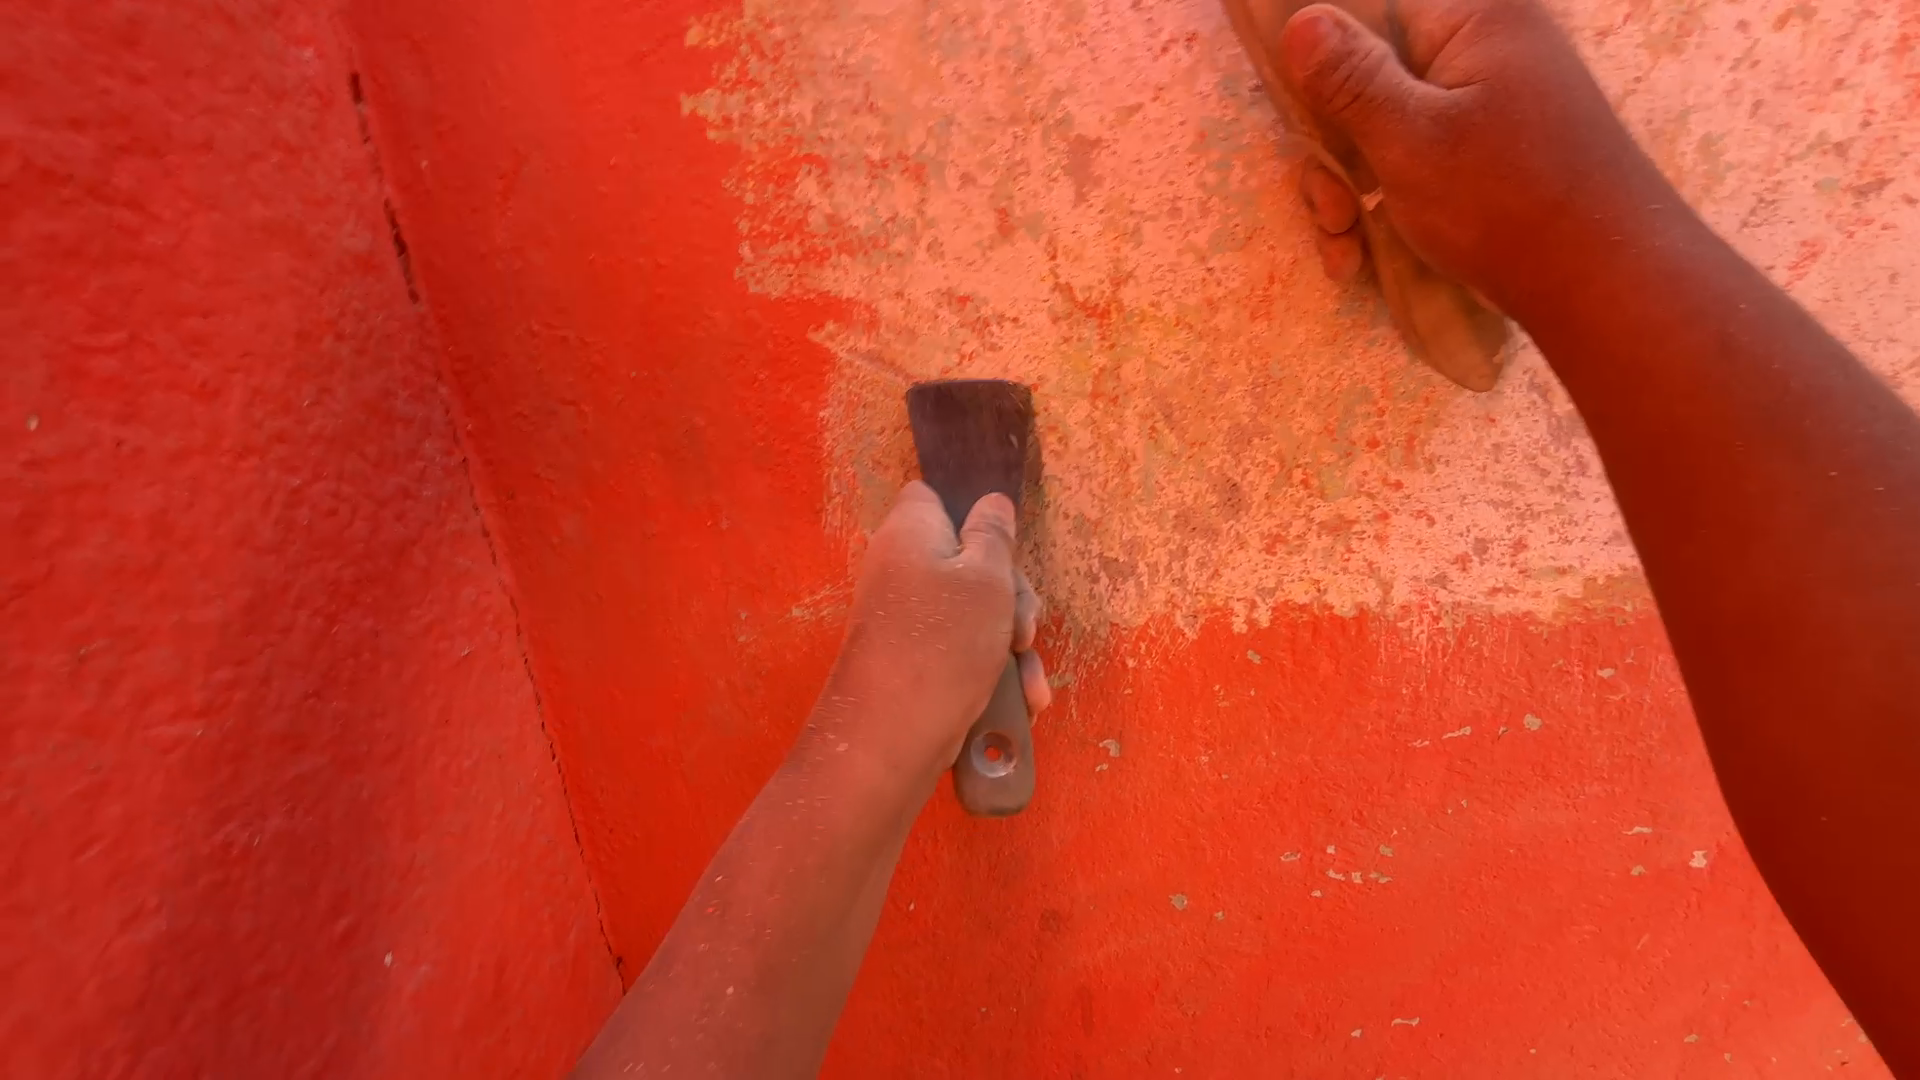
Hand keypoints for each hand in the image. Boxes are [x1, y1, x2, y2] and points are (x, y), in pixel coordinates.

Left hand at [811, 482, 1048, 791]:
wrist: (892, 737)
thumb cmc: (945, 641)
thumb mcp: (987, 576)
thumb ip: (994, 533)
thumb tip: (991, 502)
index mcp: (911, 530)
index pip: (933, 495)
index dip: (972, 512)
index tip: (1003, 546)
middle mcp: (902, 567)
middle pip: (968, 558)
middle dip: (1010, 595)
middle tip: (1026, 629)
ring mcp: (906, 615)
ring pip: (973, 609)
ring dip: (1010, 642)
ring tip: (1029, 682)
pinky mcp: (914, 657)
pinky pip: (961, 646)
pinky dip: (991, 669)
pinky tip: (1022, 702)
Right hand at [1271, 0, 1677, 316]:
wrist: (1588, 276)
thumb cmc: (1500, 198)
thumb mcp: (1410, 139)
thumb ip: (1352, 79)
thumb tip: (1300, 21)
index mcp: (1470, 23)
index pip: (1375, 9)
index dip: (1324, 57)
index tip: (1299, 111)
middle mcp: (1473, 55)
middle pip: (1364, 84)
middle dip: (1331, 156)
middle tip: (1334, 211)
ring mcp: (1472, 109)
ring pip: (1372, 137)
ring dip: (1344, 197)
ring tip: (1347, 245)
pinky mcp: (1467, 158)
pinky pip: (1398, 169)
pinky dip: (1372, 213)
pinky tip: (1359, 257)